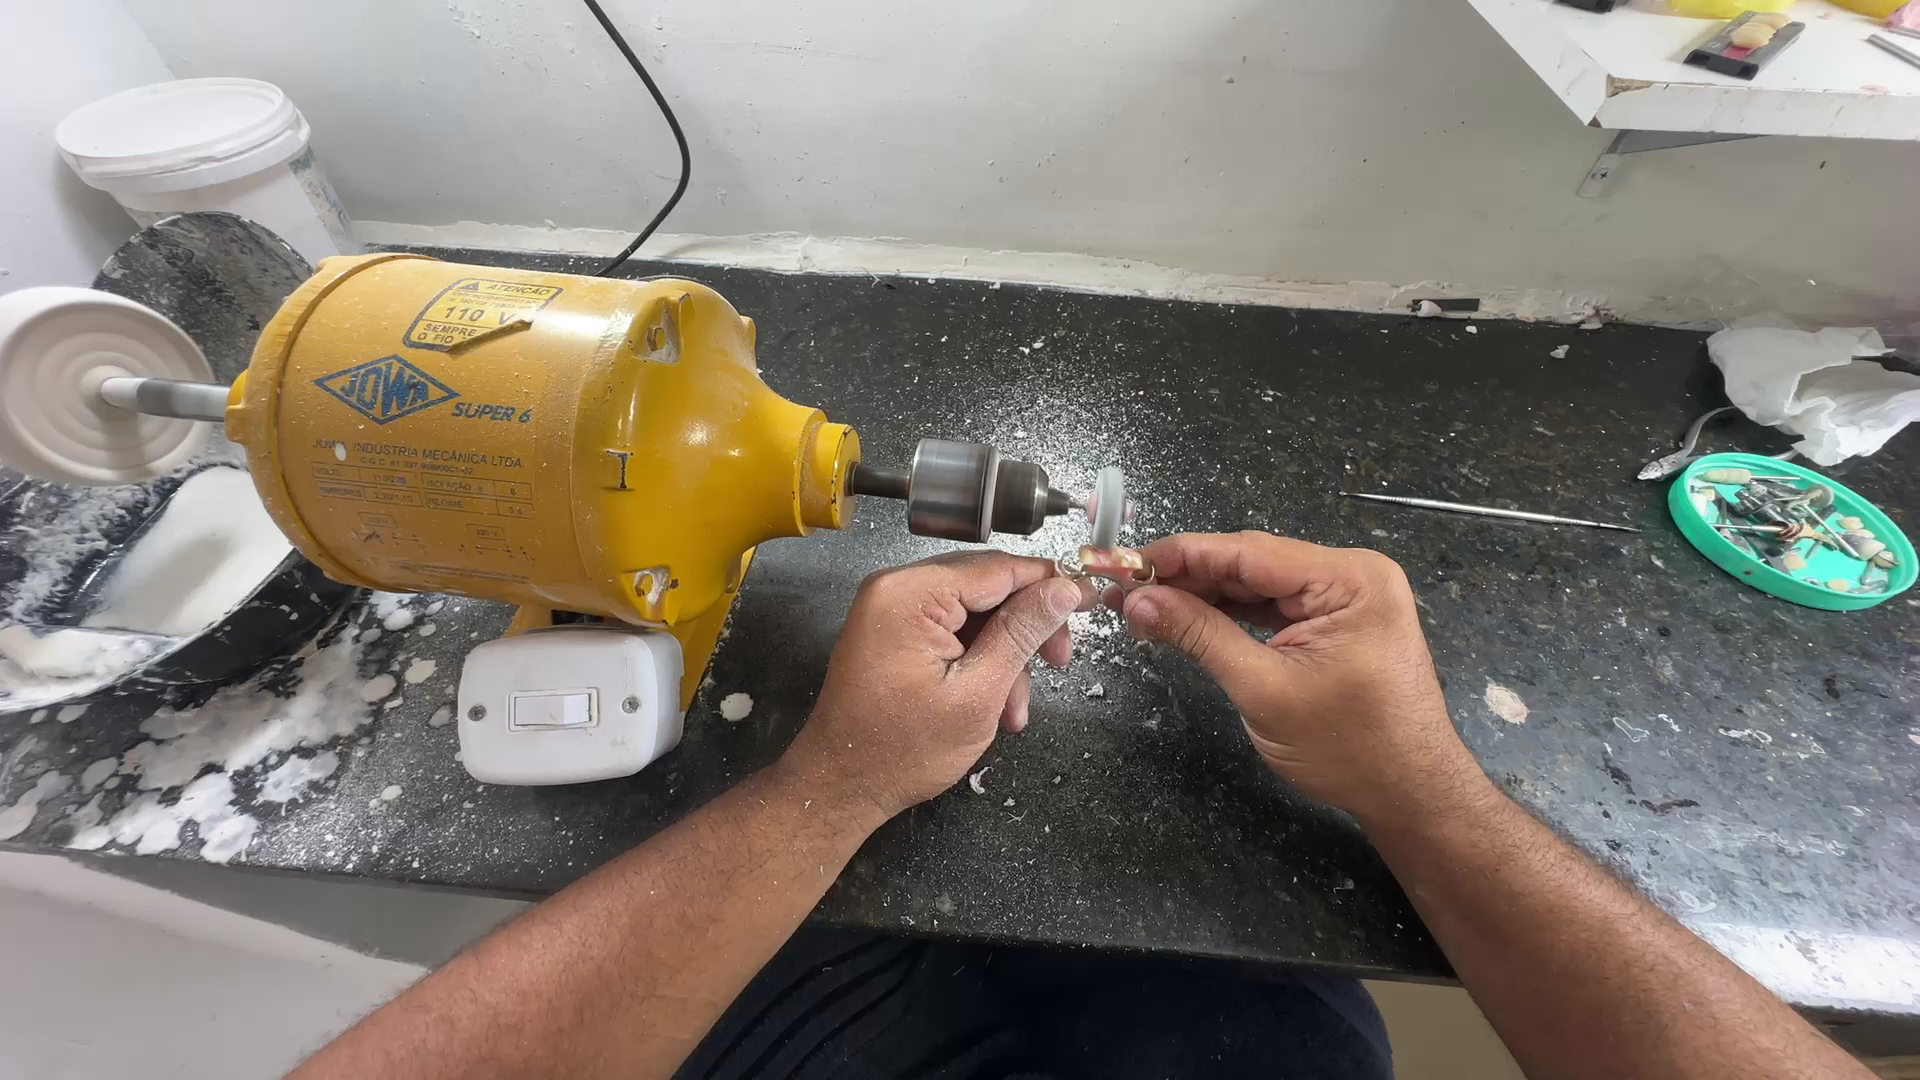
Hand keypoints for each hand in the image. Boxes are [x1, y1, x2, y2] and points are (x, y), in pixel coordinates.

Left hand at [782, 551, 1088, 819]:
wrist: (839, 788)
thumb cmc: (904, 749)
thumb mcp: (978, 692)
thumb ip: (1022, 632)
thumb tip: (1063, 589)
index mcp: (910, 593)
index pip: (997, 568)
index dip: (1048, 582)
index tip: (1088, 599)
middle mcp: (895, 587)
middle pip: (987, 587)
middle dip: (1026, 629)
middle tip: (1061, 662)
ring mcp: (891, 608)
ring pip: (974, 612)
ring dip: (1004, 655)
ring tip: (1015, 709)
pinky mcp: (892, 629)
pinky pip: (950, 629)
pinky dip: (977, 660)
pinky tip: (995, 703)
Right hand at [1111, 531, 1478, 823]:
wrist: (1410, 796)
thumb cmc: (1347, 749)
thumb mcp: (1262, 688)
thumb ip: (1199, 635)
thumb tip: (1138, 601)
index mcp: (1348, 580)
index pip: (1246, 551)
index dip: (1178, 555)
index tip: (1125, 563)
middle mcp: (1348, 575)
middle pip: (1248, 563)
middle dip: (1184, 577)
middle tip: (1125, 591)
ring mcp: (1341, 597)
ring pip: (1253, 582)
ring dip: (1199, 594)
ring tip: (1144, 606)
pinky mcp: (1331, 619)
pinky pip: (1267, 604)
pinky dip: (1224, 612)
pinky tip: (1184, 617)